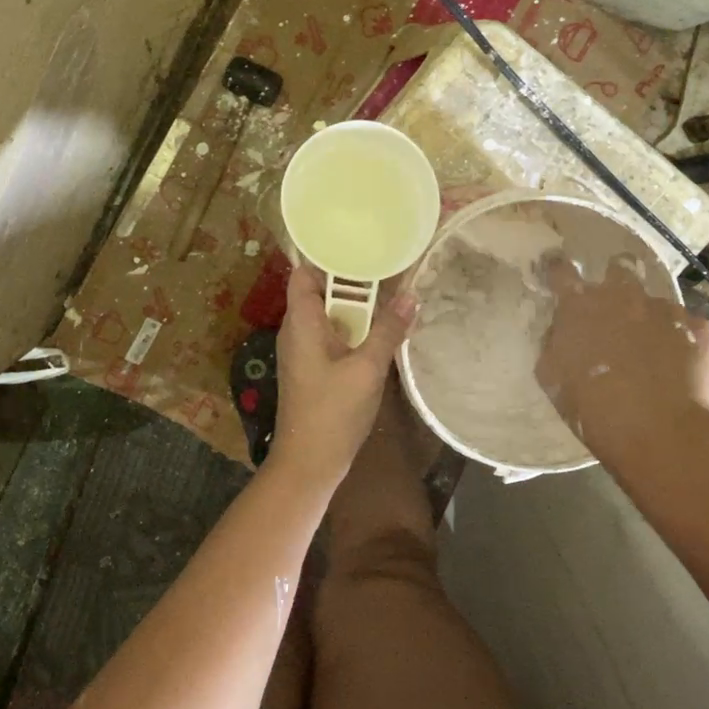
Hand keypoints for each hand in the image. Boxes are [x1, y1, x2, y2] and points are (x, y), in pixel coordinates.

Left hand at [270, 264, 416, 486]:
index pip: (303, 273)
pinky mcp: (314, 368)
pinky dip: (354, 330)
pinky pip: (333, 336)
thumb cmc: (333, 412)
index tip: (359, 246)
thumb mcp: (367, 369)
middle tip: (388, 266)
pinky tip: (381, 332)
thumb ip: (388, 331)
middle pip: (320, 291)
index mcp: (301, 322)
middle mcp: (297, 330)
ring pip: (329, 315)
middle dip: (352, 280)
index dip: (327, 257)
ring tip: (392, 293)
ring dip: (357, 307)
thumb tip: (412, 295)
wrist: (309, 463)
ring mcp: (304, 351)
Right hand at [536, 265, 708, 467]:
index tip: (556, 268)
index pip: (561, 272)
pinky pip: (690, 328)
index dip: (557, 268)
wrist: (659, 431)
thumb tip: (561, 332)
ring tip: (656, 353)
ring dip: (652, 319)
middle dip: (616, 279)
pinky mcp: (700, 329)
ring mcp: (665, 309)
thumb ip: (554, 344)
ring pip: (657, 303)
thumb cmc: (593, 407)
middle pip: (619, 268)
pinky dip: (685, 342)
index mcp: (579, 306)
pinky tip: (683, 368)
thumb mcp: (552, 377)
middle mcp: (622, 296)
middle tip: (617, 306)